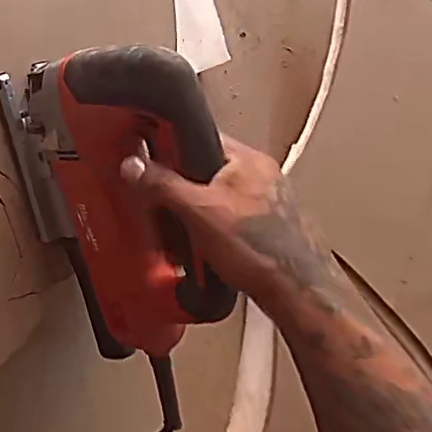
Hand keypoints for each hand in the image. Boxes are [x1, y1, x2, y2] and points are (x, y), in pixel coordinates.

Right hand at [119, 134, 335, 303]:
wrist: (297, 294)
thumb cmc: (260, 249)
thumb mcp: (198, 211)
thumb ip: (162, 184)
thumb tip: (134, 165)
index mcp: (247, 160)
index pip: (197, 137)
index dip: (167, 148)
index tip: (147, 163)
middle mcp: (259, 176)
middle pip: (200, 170)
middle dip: (176, 192)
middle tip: (161, 208)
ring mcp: (263, 201)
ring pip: (210, 196)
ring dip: (189, 215)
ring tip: (180, 235)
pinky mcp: (262, 226)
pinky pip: (222, 218)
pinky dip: (205, 230)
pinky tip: (199, 247)